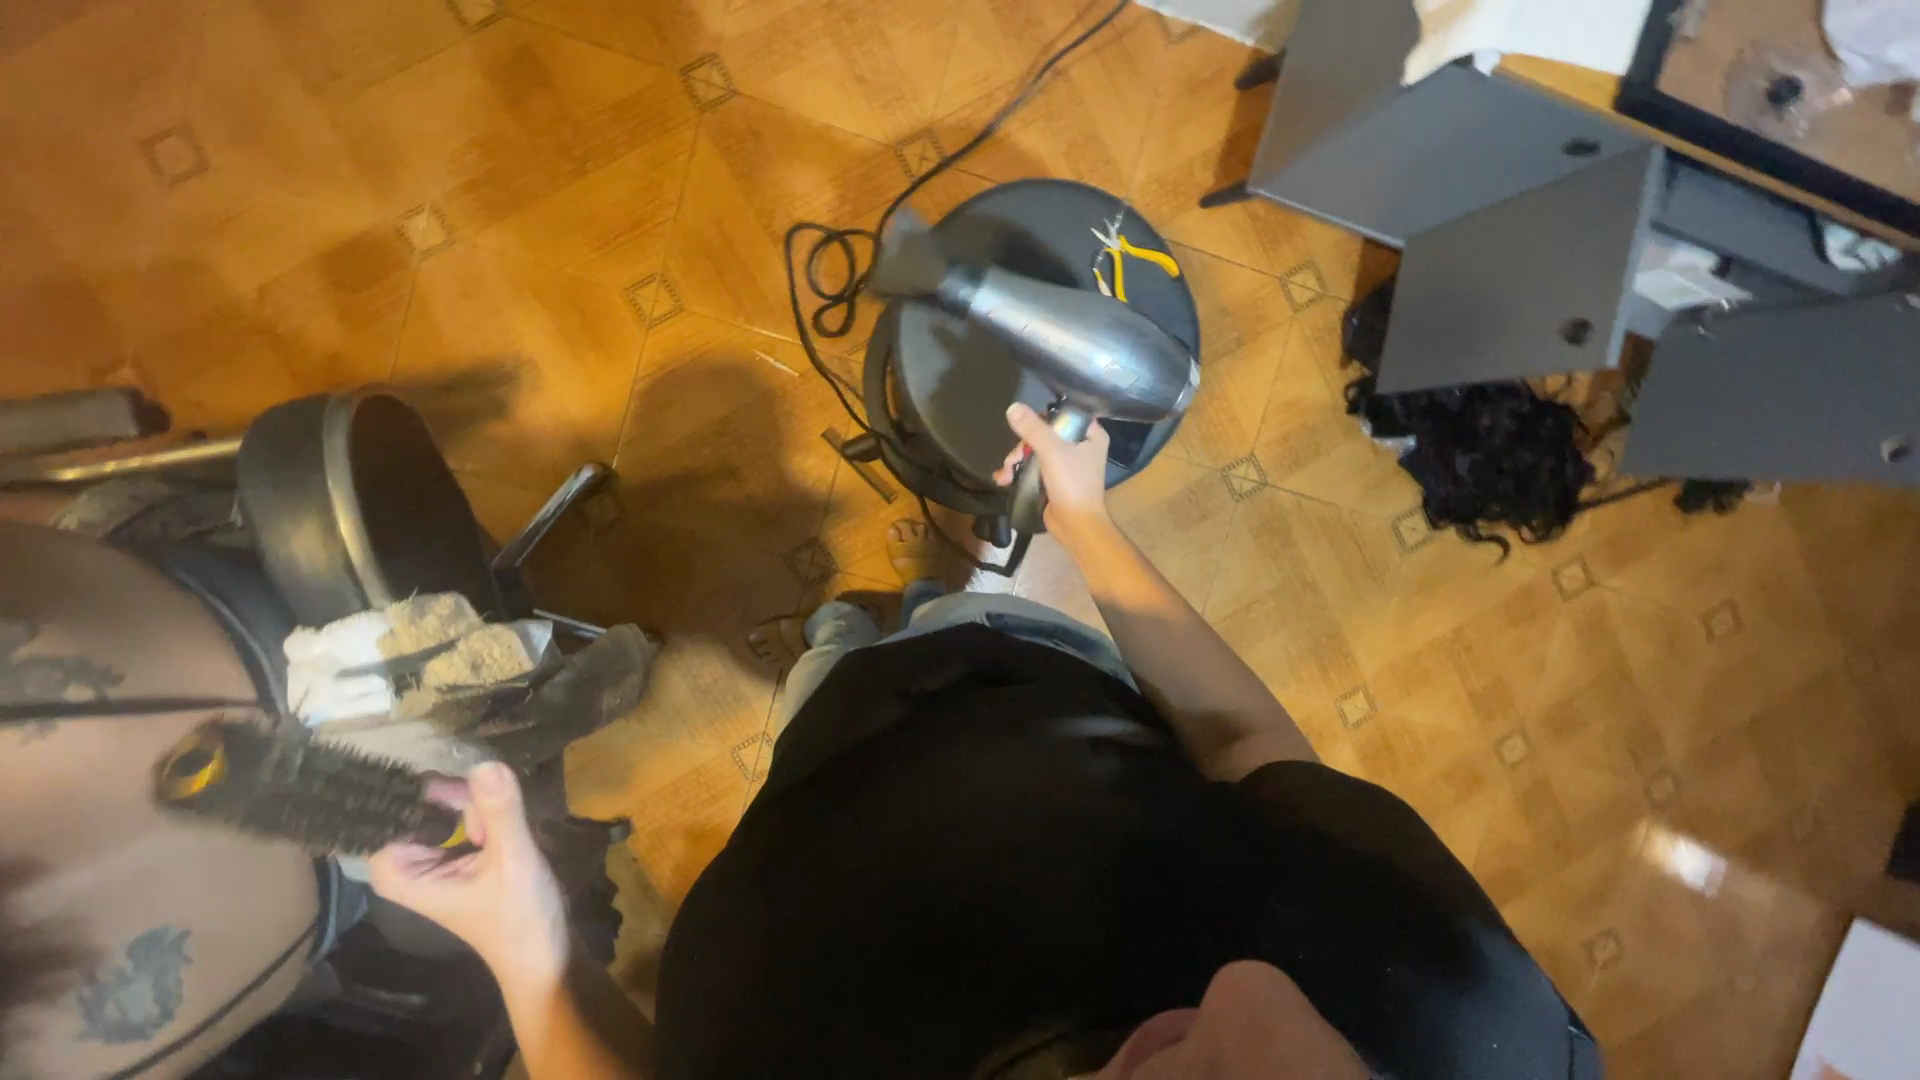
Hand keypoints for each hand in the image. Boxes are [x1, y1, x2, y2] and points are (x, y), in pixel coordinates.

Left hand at [370, 762, 568, 987]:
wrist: (543, 952)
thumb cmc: (518, 915)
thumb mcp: (513, 859)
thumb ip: (499, 811)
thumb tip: (486, 761)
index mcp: (401, 872)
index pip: (393, 812)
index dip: (424, 790)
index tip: (463, 780)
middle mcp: (409, 862)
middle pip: (423, 804)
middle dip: (461, 800)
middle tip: (494, 814)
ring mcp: (435, 858)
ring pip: (448, 807)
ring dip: (478, 806)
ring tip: (503, 831)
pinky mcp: (459, 856)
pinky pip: (465, 818)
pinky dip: (486, 815)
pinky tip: (504, 828)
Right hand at [994, 402, 1113, 539]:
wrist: (1075, 525)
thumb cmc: (1072, 484)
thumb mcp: (1052, 452)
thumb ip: (1033, 429)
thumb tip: (1013, 407)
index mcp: (1091, 435)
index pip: (1066, 414)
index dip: (1045, 416)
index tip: (1027, 425)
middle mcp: (1080, 446)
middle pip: (1044, 433)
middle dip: (1023, 447)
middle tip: (1014, 458)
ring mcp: (1066, 464)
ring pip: (1035, 451)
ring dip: (1017, 461)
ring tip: (1007, 473)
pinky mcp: (1053, 480)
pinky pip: (1033, 468)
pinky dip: (1019, 472)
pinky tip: (1004, 479)